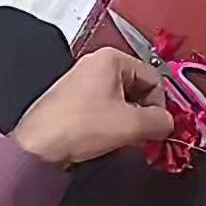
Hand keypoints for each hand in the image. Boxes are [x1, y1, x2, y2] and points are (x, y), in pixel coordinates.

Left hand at [12, 48, 173, 165]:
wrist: (37, 146)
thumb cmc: (80, 127)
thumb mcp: (131, 125)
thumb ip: (160, 121)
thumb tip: (168, 123)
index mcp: (112, 59)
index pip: (154, 78)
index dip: (160, 105)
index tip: (157, 126)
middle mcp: (96, 63)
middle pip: (139, 87)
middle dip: (144, 113)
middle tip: (142, 135)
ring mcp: (83, 80)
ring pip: (123, 99)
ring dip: (129, 120)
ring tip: (123, 138)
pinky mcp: (74, 98)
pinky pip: (105, 106)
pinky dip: (112, 122)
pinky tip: (106, 138)